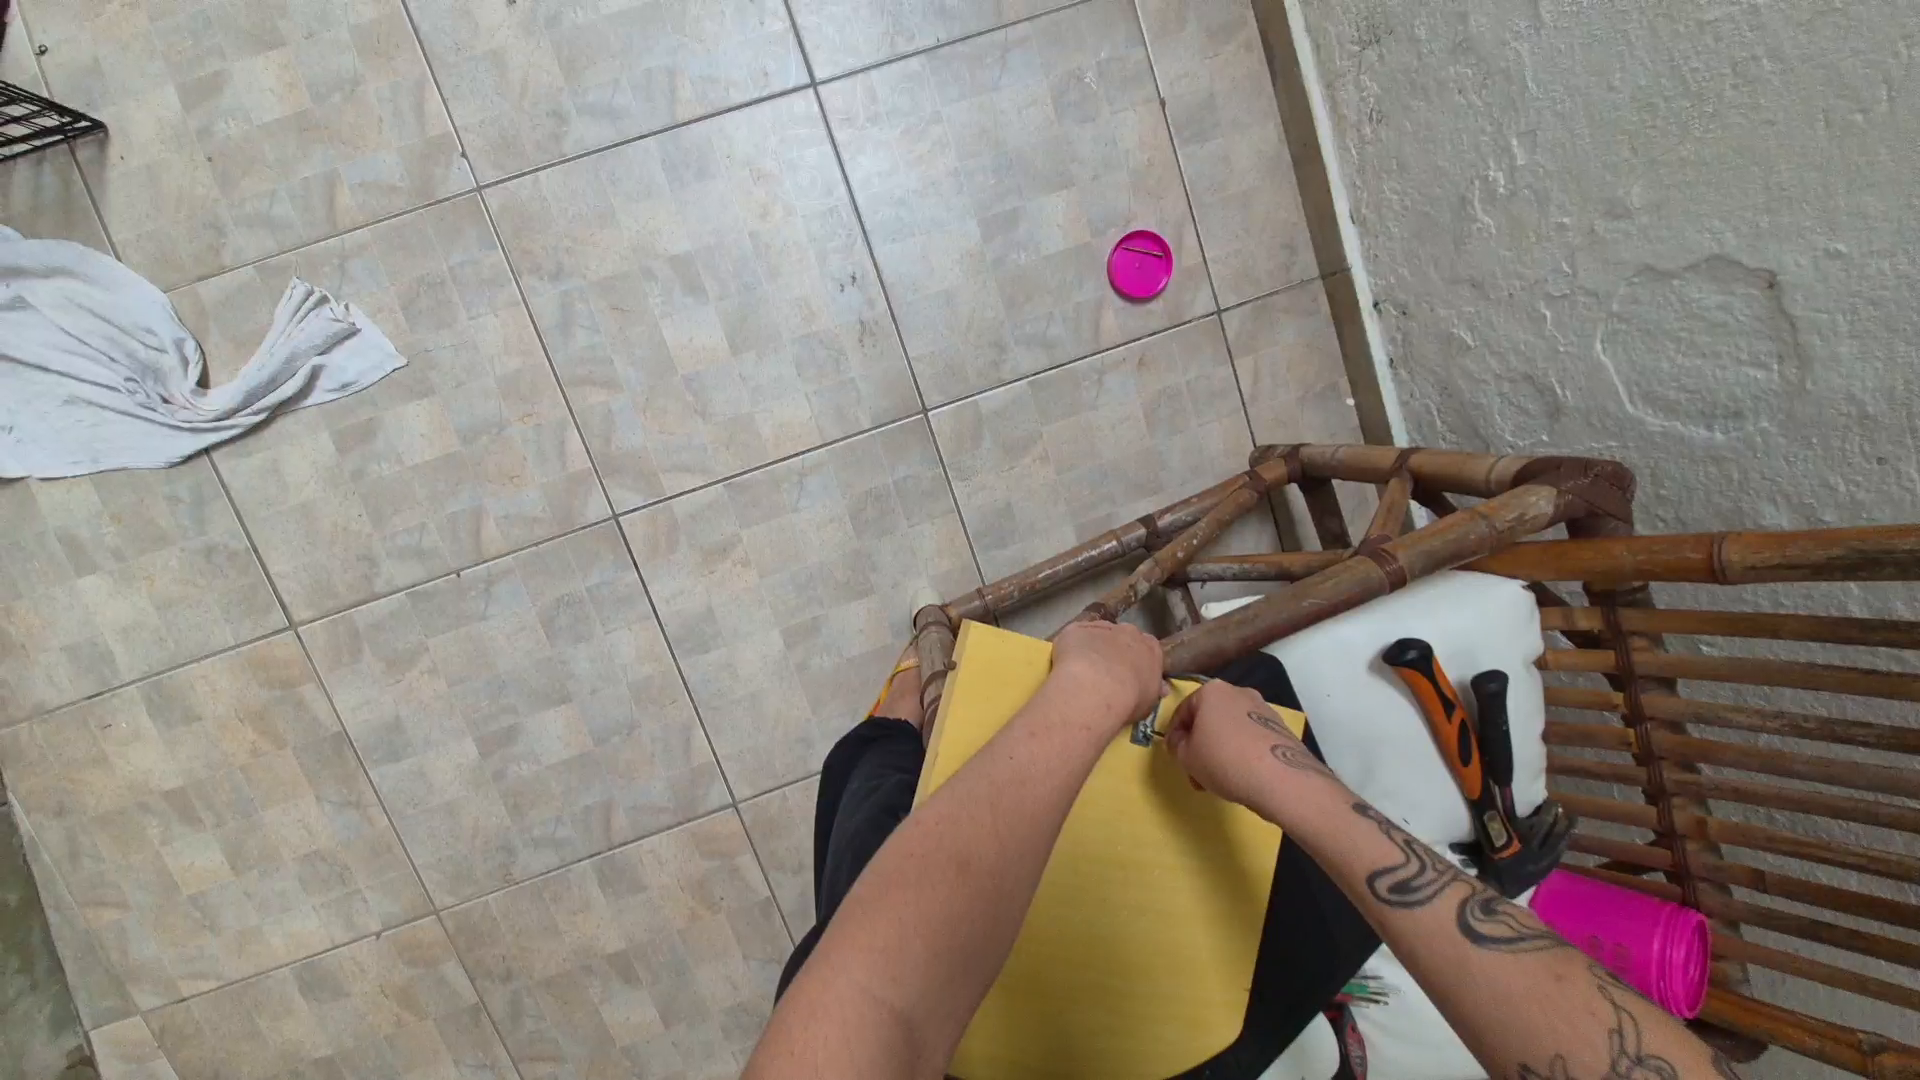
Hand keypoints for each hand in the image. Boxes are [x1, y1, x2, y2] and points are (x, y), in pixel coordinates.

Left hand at [1048, 620, 1164, 734]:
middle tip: (1106, 672)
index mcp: (1150, 648)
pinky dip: (1070, 647)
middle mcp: (1128, 632)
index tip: (1130, 673)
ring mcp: (1100, 627)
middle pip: (1122, 637)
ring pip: (1096, 634)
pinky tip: (1066, 664)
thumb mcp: (1150, 701)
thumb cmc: (1130, 699)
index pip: (1148, 648)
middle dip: (1115, 650)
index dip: (1137, 660)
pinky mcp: (1074, 629)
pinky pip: (1073, 637)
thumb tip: (1161, 688)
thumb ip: (1153, 690)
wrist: (1097, 687)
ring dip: (1092, 647)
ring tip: (1083, 670)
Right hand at [1165, 678, 1339, 815]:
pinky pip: (1252, 738)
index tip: (1174, 755)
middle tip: (1195, 770)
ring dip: (1220, 750)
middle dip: (1200, 744)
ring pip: (1231, 729)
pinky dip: (1242, 752)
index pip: (1183, 711)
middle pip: (1209, 719)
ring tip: (1218, 779)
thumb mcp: (1186, 757)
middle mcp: (1239, 693)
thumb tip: (1180, 741)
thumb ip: (1176, 745)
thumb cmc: (1224, 760)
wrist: (1280, 779)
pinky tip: (1241, 776)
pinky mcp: (1281, 729)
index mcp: (1212, 691)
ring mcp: (1264, 709)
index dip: (1174, 735)